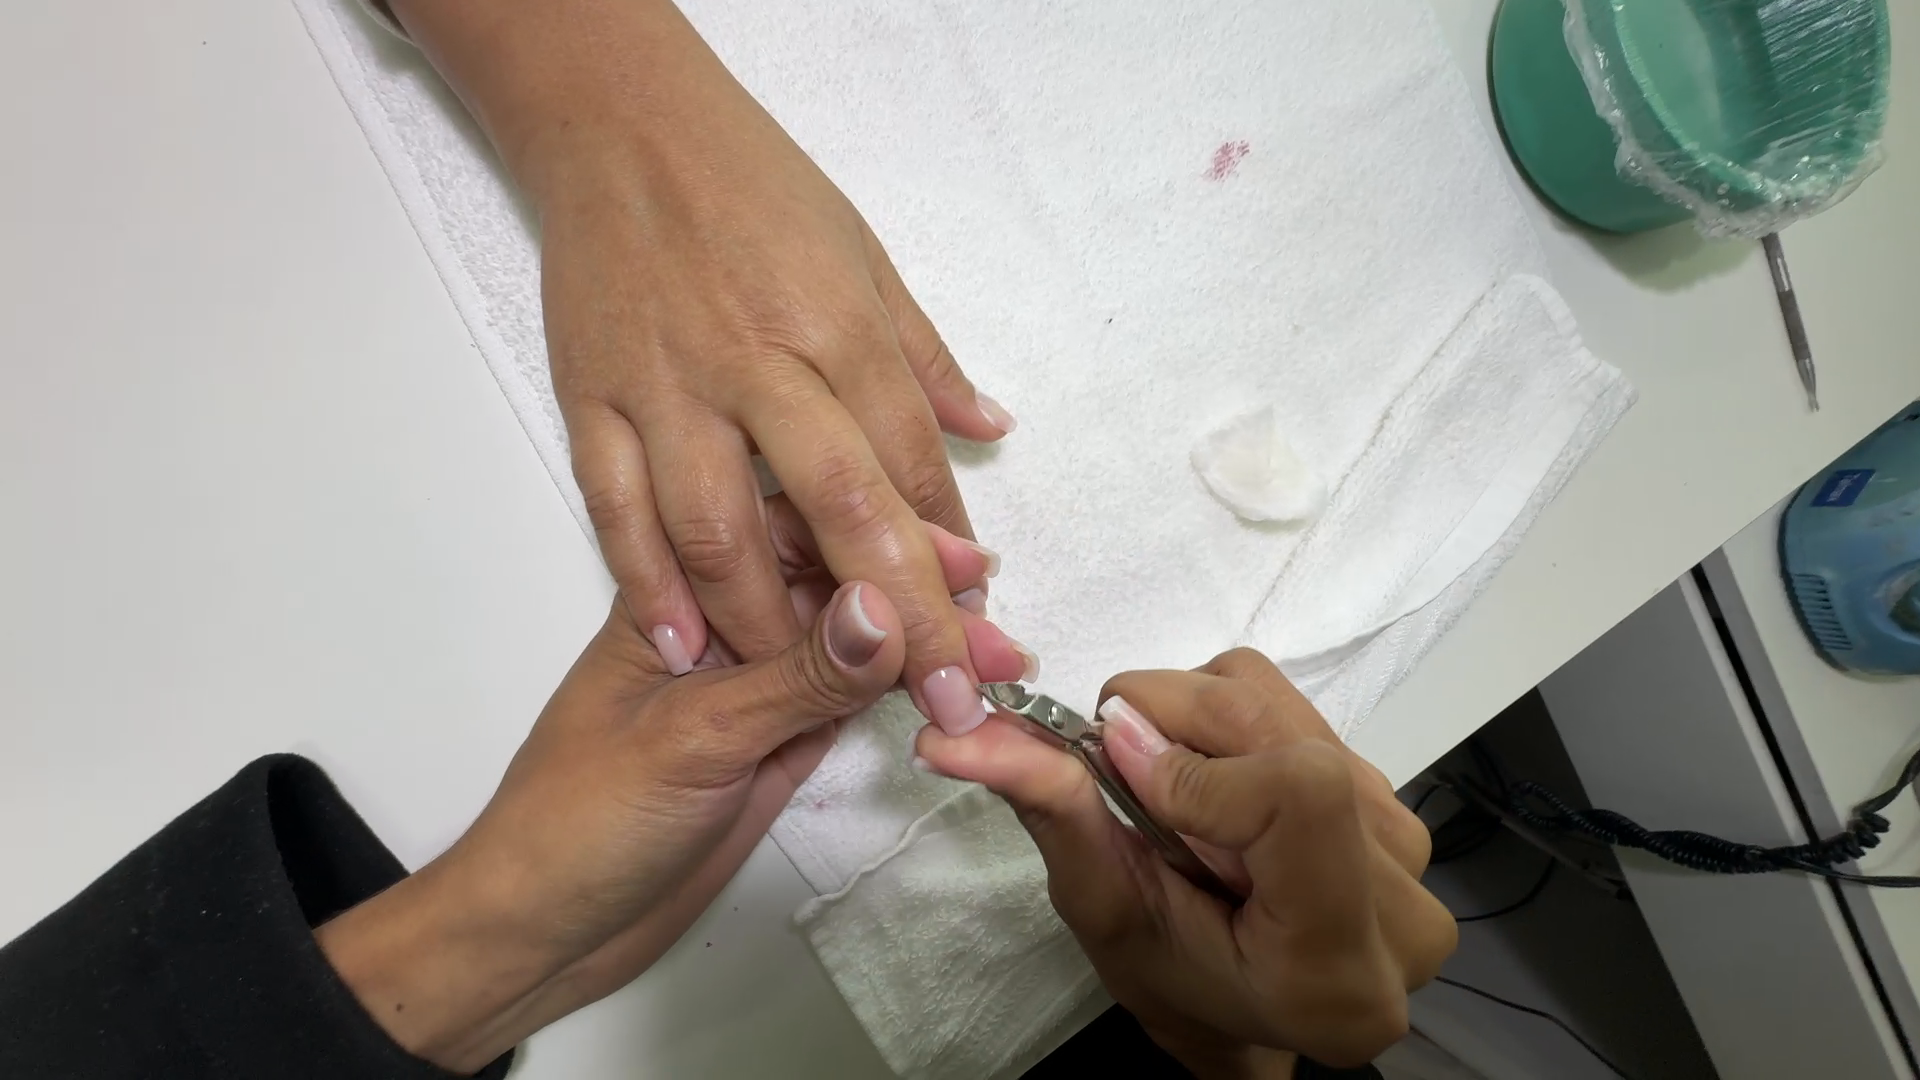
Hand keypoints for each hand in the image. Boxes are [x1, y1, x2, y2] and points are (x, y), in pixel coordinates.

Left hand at [317, 511, 1026, 1073]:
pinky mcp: (788, 729)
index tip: (958, 558)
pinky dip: (905, 689)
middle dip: (918, 596)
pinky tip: (952, 683)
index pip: (796, 534)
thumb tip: (890, 605)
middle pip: (840, 585)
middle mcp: (735, 619)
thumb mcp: (696, 736)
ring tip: (997, 658)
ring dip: (924, 647)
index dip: (878, 537)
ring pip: (858, 643)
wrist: (551, 929)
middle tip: (990, 612)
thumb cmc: (588, 818)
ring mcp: (766, 677)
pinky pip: (856, 694)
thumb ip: (797, 673)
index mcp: (689, 589)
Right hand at [387, 0, 1013, 734]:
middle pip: (843, 512)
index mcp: (839, 328)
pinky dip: (648, 587)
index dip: (950, 549)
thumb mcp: (867, 261)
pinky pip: (615, 509)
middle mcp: (759, 366)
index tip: (979, 618)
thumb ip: (927, 360)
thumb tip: (991, 430)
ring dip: (771, 624)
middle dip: (904, 618)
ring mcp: (668, 388)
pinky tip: (685, 649)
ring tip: (814, 687)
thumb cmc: (758, 192)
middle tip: (946, 700)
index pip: (911, 463)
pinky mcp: (592, 400)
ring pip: (721, 529)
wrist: (622, 126)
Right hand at [917, 649, 1453, 1076]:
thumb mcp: (1098, 903)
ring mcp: (1403, 836)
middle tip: (1130, 777)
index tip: (1121, 768)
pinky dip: (1218, 710)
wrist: (1241, 985)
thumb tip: (954, 735)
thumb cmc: (1169, 972)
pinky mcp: (1383, 784)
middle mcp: (1402, 901)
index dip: (1192, 766)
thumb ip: (1047, 810)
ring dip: (1189, 718)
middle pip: (1273, 732)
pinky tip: (1213, 770)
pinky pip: (1282, 695)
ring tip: (1174, 785)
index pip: (1296, 794)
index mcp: (1335, 967)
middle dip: (1170, 726)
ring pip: (1269, 700)